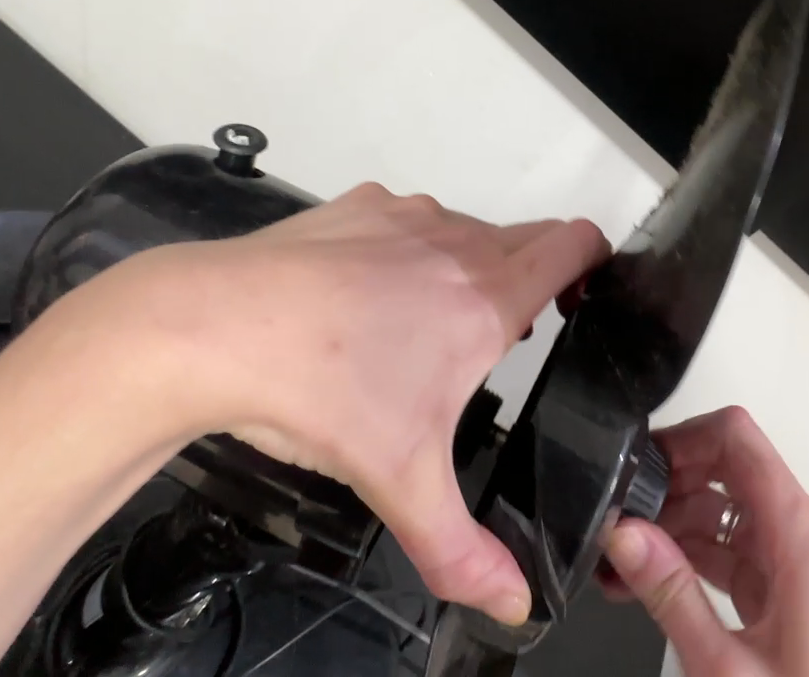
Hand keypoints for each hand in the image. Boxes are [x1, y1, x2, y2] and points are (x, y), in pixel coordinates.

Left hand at [60, 183, 607, 626]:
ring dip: (466, 266)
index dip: (595, 265)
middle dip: (533, 279)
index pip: (576, 244)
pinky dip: (407, 249)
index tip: (583, 300)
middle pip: (529, 237)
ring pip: (465, 230)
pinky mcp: (358, 206)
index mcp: (487, 298)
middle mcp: (457, 242)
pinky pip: (407, 221)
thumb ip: (463, 550)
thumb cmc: (321, 394)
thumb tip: (513, 603)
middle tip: (501, 338)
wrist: (213, 330)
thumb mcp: (400, 481)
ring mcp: (405, 216)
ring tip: (422, 324)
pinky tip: (362, 294)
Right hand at [600, 407, 808, 676]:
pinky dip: (695, 557)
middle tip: (620, 518)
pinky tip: (651, 581)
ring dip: (674, 527)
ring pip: (728, 511)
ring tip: (622, 561)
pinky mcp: (794, 589)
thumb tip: (624, 533)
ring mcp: (804, 562)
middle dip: (669, 488)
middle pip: (730, 472)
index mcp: (805, 536)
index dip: (683, 440)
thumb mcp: (725, 665)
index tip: (638, 466)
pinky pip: (737, 550)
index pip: (739, 440)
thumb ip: (670, 592)